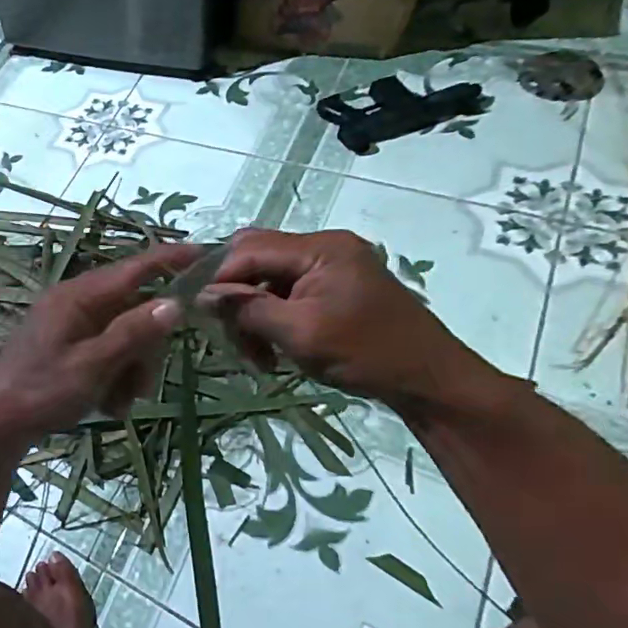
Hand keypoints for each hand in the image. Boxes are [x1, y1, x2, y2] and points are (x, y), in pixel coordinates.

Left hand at [0, 243, 199, 443]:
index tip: (207, 256)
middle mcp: (76, 303)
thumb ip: (133, 333)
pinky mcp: (68, 346)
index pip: (135, 268)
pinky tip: (107, 404)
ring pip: (126, 336)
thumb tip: (174, 303)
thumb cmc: (41, 392)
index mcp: (78, 297)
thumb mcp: (92, 366)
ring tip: (118, 403)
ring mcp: (71, 325)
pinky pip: (108, 351)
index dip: (172, 260)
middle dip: (146, 349)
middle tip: (141, 387)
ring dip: (132, 370)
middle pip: (135, 310)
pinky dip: (115, 376)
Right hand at [204, 229, 509, 410]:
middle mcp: (325, 247)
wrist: (429, 380)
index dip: (219, 277)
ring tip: (256, 355)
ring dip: (254, 314)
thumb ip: (249, 309)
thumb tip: (203, 295)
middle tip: (225, 332)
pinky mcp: (336, 288)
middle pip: (258, 259)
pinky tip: (273, 350)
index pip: (251, 249)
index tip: (198, 310)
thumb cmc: (367, 353)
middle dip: (236, 295)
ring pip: (270, 280)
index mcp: (321, 247)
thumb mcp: (301, 333)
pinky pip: (289, 294)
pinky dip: (274, 319)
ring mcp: (332, 267)